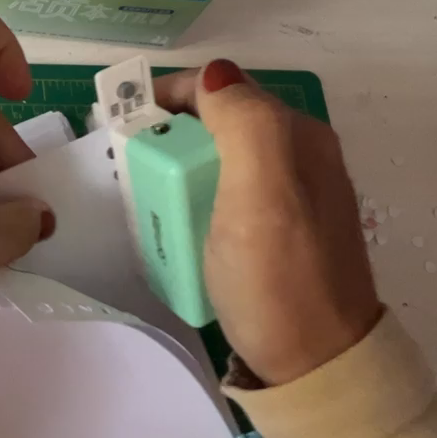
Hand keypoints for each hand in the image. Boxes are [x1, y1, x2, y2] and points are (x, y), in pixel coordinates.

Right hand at [156, 61, 382, 384]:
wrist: (315, 362)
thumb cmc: (278, 277)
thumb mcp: (260, 192)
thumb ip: (241, 122)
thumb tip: (213, 75)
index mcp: (295, 135)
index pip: (222, 87)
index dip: (168, 94)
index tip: (120, 122)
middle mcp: (297, 155)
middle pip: (217, 119)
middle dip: (166, 128)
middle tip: (125, 160)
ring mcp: (289, 194)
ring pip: (217, 154)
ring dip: (175, 161)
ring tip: (140, 189)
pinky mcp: (276, 228)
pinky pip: (222, 189)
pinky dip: (190, 192)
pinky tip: (173, 217)